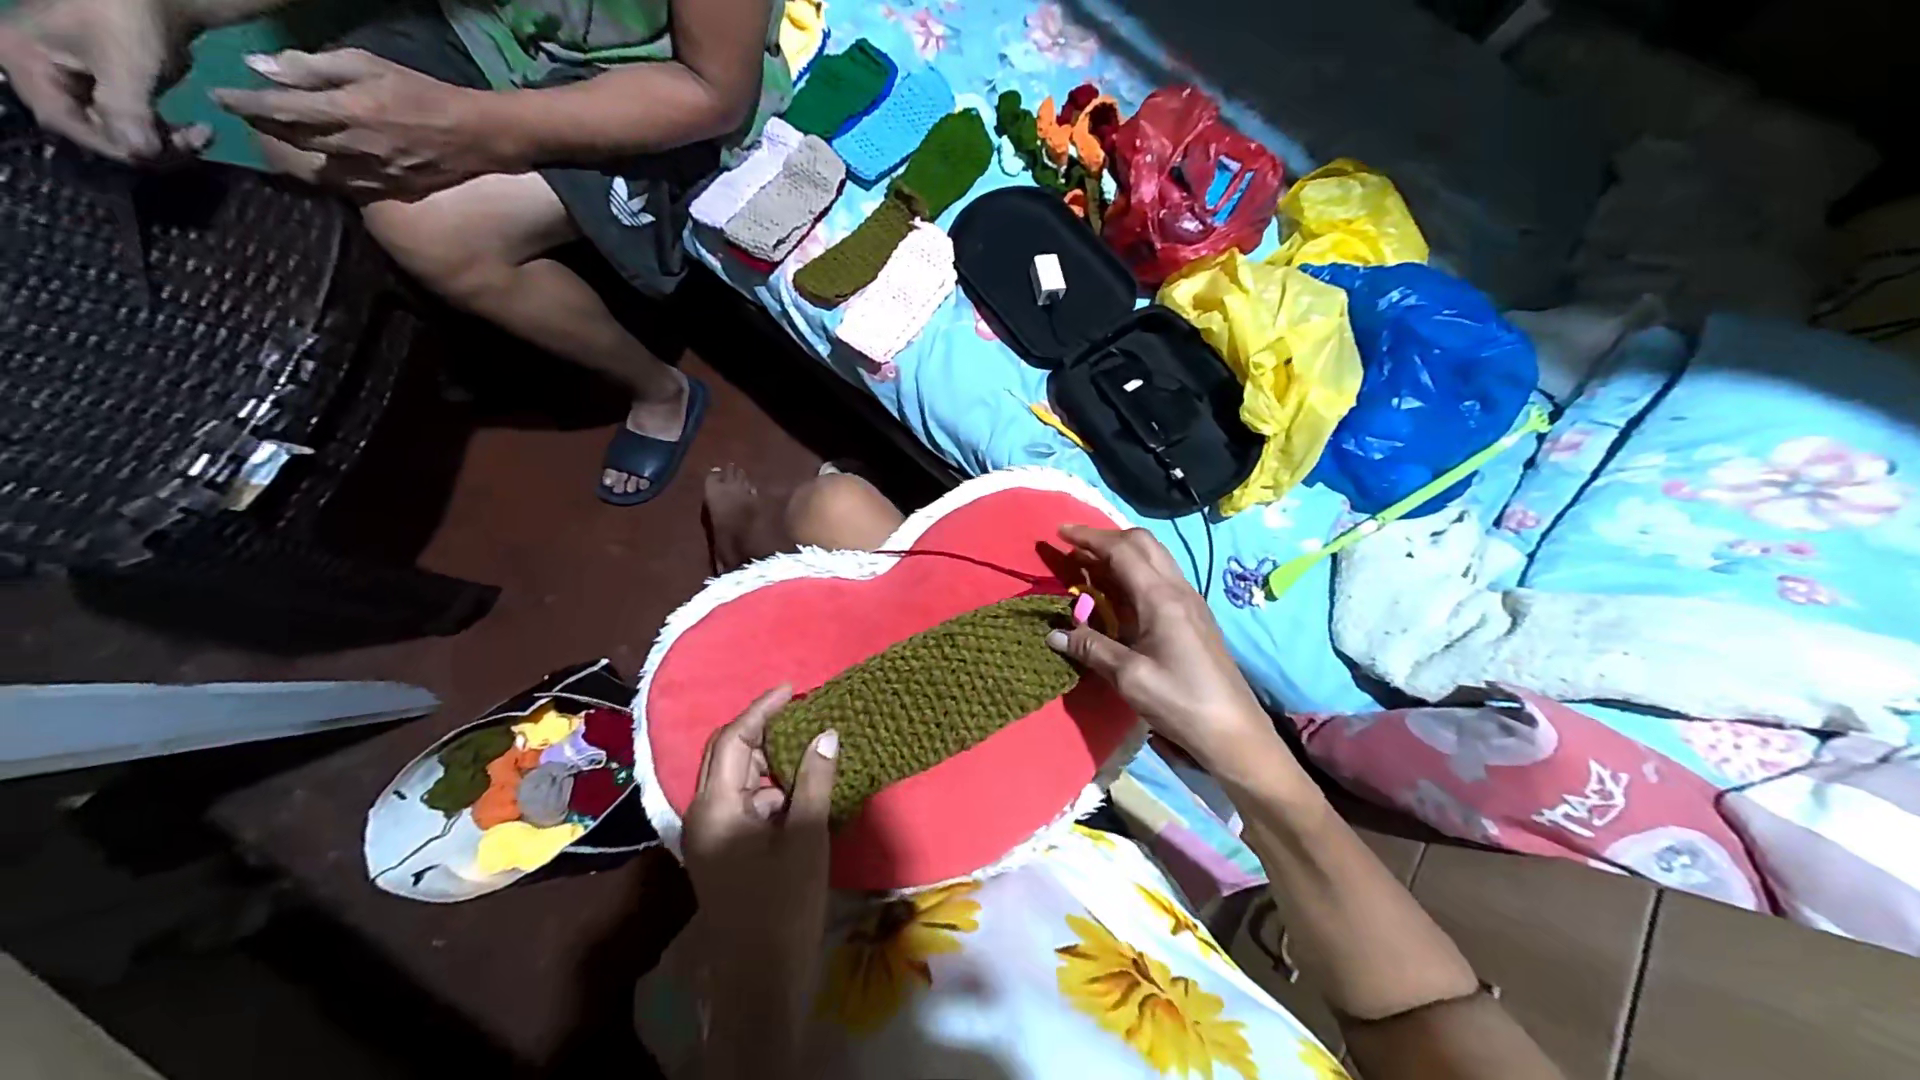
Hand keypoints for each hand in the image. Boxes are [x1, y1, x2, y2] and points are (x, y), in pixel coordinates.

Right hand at [0, 0, 205, 160]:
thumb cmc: (125, 20)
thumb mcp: (126, 68)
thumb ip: (126, 112)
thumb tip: (139, 155)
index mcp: (23, 62)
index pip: (66, 124)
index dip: (118, 148)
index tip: (167, 154)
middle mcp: (38, 74)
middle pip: (95, 132)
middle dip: (150, 147)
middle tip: (195, 142)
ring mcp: (73, 82)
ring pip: (121, 134)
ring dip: (166, 144)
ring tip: (201, 135)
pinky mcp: (106, 89)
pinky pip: (136, 125)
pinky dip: (168, 135)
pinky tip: (197, 132)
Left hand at [213, 49, 500, 199]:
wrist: (479, 135)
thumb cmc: (425, 93)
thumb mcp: (368, 64)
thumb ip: (314, 66)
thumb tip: (262, 67)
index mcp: (346, 111)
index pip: (279, 108)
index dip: (244, 103)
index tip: (219, 97)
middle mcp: (357, 147)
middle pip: (296, 140)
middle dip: (267, 127)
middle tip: (250, 117)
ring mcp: (378, 173)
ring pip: (321, 167)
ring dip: (298, 155)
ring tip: (285, 143)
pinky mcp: (396, 188)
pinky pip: (353, 185)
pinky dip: (332, 175)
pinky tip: (328, 167)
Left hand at [681, 685, 838, 1030]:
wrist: (760, 980)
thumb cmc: (783, 905)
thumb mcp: (806, 837)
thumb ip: (814, 780)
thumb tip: (826, 732)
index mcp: (715, 808)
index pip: (733, 740)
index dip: (761, 710)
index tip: (792, 688)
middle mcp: (702, 815)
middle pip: (726, 755)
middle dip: (762, 731)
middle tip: (801, 713)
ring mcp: (709, 836)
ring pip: (735, 780)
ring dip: (767, 761)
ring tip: (807, 745)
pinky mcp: (721, 852)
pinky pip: (742, 804)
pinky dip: (769, 790)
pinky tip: (800, 788)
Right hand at [1047, 525, 1283, 774]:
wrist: (1233, 731)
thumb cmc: (1181, 702)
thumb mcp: (1129, 678)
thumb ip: (1092, 649)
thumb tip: (1054, 634)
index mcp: (1161, 598)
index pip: (1122, 551)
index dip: (1089, 538)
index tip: (1060, 531)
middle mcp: (1178, 589)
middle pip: (1142, 543)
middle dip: (1105, 538)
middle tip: (1074, 548)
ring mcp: (1189, 601)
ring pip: (1153, 557)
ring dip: (1121, 553)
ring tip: (1088, 566)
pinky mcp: (1193, 616)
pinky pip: (1159, 577)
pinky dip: (1133, 571)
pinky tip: (1117, 593)